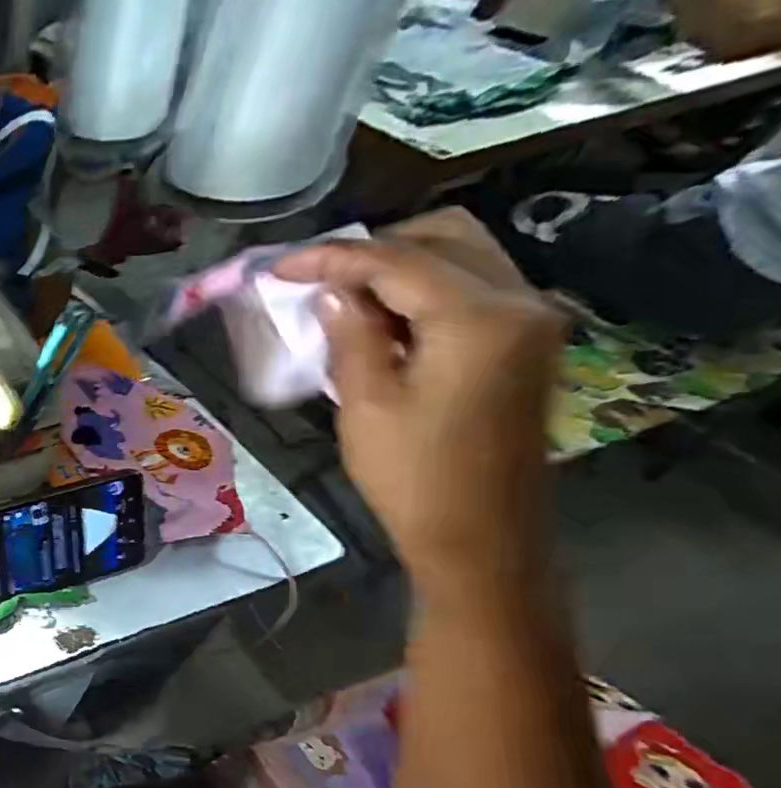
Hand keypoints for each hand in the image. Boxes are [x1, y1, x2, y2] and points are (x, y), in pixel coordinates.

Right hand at [275, 217, 566, 592]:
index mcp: (478, 318)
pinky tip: (381, 313)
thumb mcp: (366, 404)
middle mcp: (519, 301)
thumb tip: (334, 294)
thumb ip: (352, 336)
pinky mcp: (525, 338)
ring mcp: (530, 318)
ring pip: (463, 255)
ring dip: (399, 264)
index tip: (279, 266)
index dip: (333, 258)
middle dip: (372, 249)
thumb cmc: (412, 474)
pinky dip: (423, 286)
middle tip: (314, 277)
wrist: (478, 528)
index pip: (398, 262)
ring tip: (341, 293)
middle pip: (444, 238)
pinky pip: (472, 285)